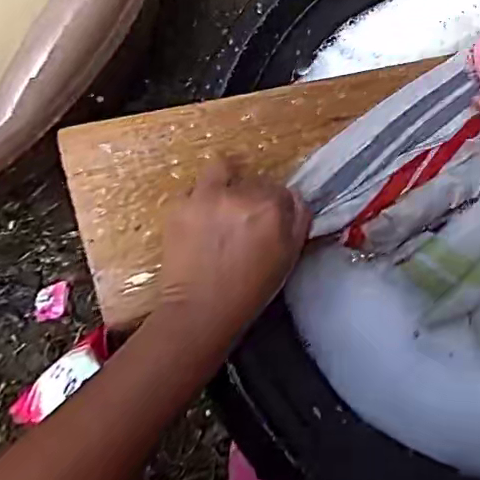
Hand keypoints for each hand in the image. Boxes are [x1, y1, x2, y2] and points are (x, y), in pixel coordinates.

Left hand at [155, 161, 311, 321]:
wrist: (200, 310)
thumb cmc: (251, 288)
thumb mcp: (290, 256)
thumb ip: (299, 220)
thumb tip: (295, 199)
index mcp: (273, 206)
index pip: (282, 190)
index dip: (277, 207)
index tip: (269, 223)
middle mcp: (241, 194)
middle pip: (254, 180)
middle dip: (252, 196)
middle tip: (244, 222)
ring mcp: (207, 197)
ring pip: (221, 169)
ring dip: (225, 182)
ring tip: (220, 206)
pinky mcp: (179, 205)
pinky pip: (193, 190)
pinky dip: (198, 200)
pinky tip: (199, 219)